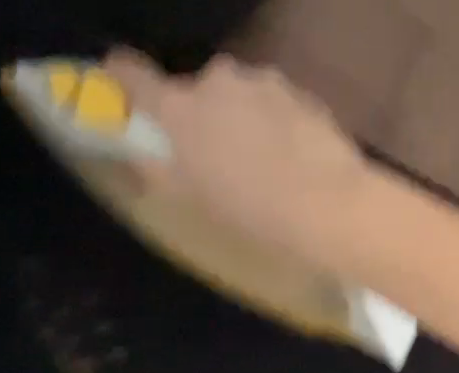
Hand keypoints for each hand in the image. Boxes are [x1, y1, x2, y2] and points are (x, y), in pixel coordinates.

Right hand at [105, 49, 372, 263]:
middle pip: (195, 90)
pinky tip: (299, 161)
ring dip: (246, 118)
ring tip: (268, 163)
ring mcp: (264, 84)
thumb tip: (141, 154)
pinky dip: (282, 126)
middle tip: (221, 158)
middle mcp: (214, 80)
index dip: (125, 85)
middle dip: (203, 116)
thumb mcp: (191, 201)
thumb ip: (155, 168)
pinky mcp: (305, 97)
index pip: (128, 73)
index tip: (133, 103)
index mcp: (175, 106)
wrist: (333, 208)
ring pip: (241, 96)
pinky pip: (280, 107)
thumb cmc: (255, 213)